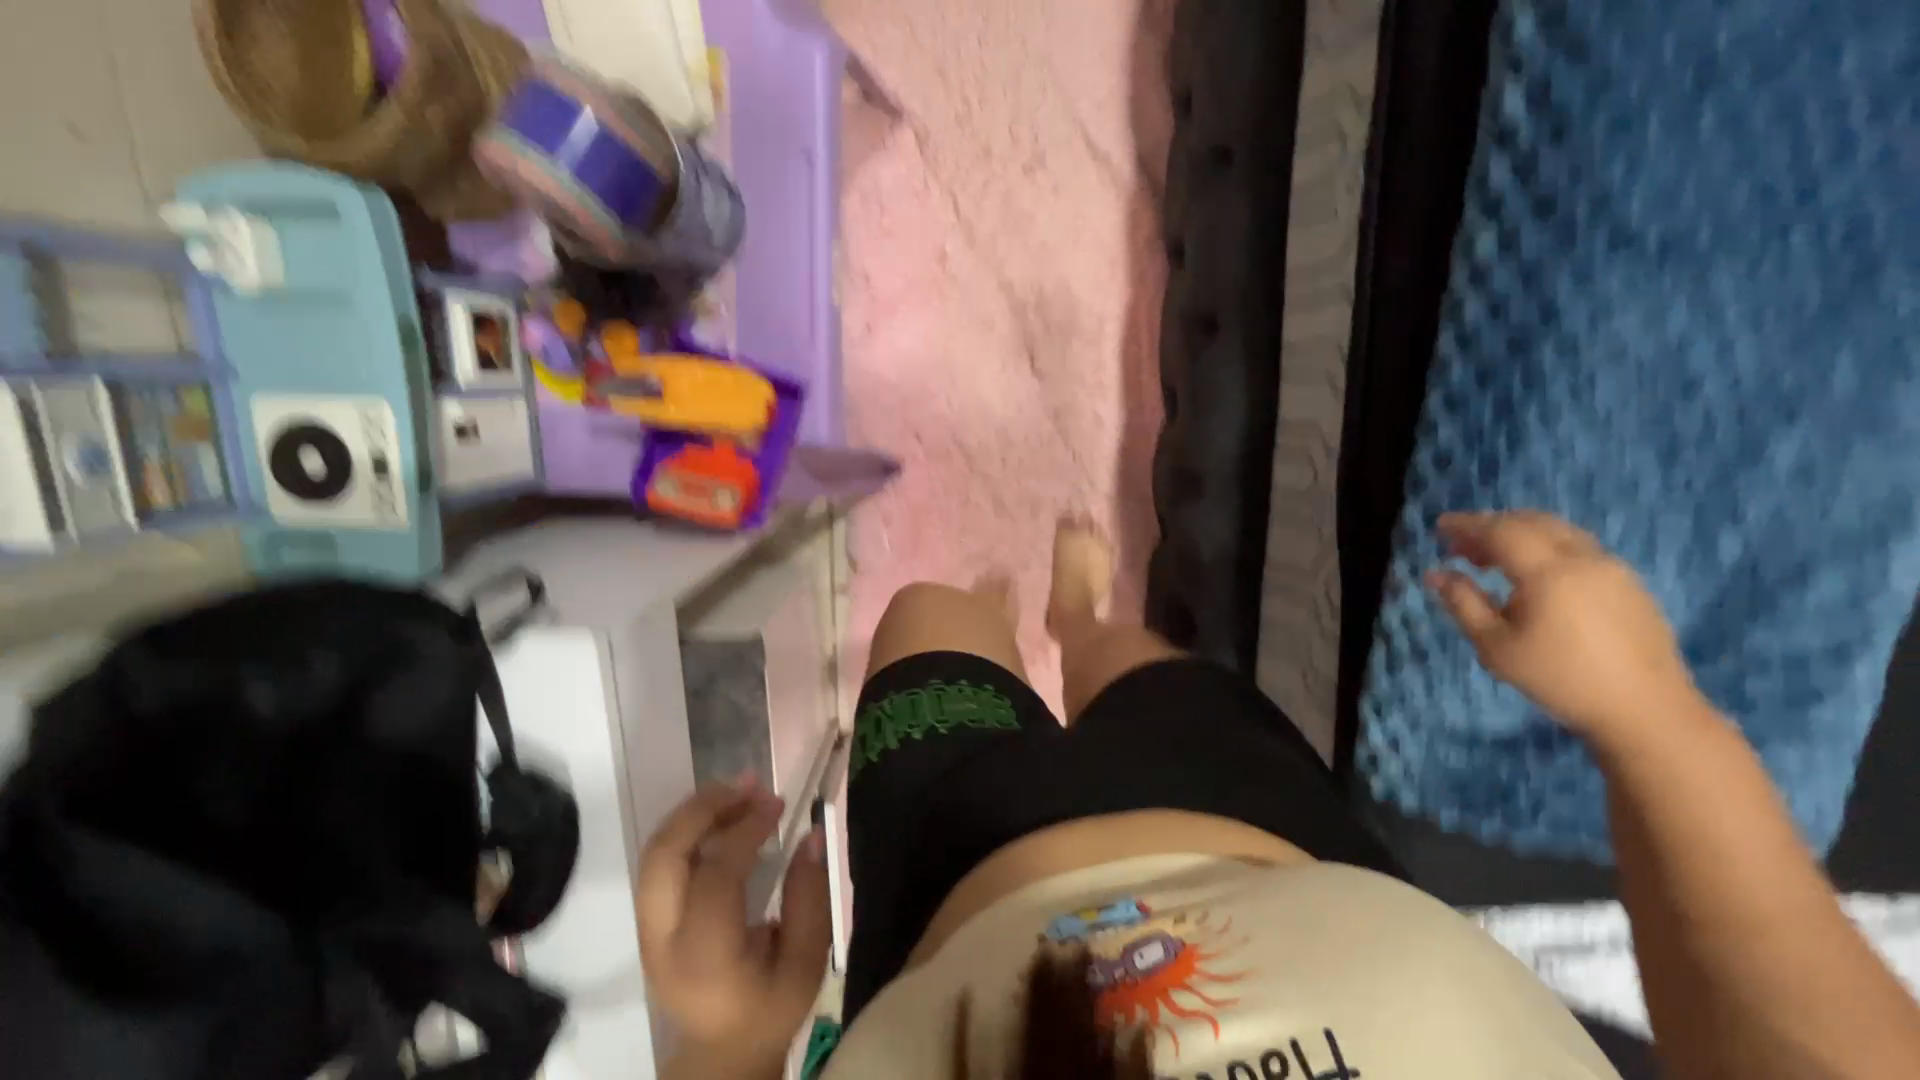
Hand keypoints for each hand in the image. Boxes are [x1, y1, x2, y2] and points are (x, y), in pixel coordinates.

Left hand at [637, 778, 831, 1064]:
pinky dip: (687, 830)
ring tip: (737, 790)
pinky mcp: (646, 922)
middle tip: (748, 784)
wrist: (723, 1052)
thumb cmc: (771, 1008)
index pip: (715, 876)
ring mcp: (646, 931)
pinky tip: (721, 816)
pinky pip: (659, 863)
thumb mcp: (807, 961)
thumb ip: (808, 898)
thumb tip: (808, 834)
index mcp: (706, 955)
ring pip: (655, 853)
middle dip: (703, 808)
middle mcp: (664, 940)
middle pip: (664, 856)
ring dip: (693, 814)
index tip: (777, 803)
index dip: (745, 830)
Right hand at [1427, 511, 1702, 739]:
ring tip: (1495, 561)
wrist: (1644, 709)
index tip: (1440, 526)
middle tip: (1462, 547)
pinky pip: (1579, 549)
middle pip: (1532, 523)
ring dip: (1522, 535)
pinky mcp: (1630, 584)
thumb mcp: (1496, 647)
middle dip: (1493, 527)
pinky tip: (1537, 580)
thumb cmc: (1559, 679)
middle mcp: (1583, 558)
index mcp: (1549, 571)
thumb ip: (1463, 604)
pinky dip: (1547, 549)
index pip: (1501, 531)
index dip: (1467, 524)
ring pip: (1559, 532)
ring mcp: (1612, 568)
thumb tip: (1435, 573)